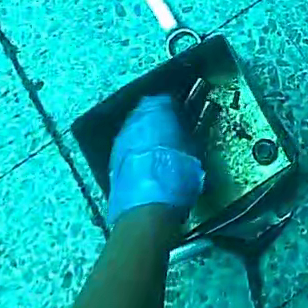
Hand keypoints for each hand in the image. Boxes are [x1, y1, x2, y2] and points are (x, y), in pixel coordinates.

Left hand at [105, 94, 204, 225]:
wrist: (146, 209)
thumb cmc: (176, 176)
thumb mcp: (193, 151)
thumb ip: (190, 132)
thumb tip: (193, 123)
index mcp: (157, 114)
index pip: (164, 99)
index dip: (175, 104)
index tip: (184, 110)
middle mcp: (135, 122)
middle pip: (145, 109)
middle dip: (158, 114)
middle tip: (172, 124)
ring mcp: (121, 140)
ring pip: (134, 126)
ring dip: (146, 129)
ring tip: (160, 141)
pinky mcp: (114, 158)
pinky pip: (127, 143)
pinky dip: (137, 145)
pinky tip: (147, 157)